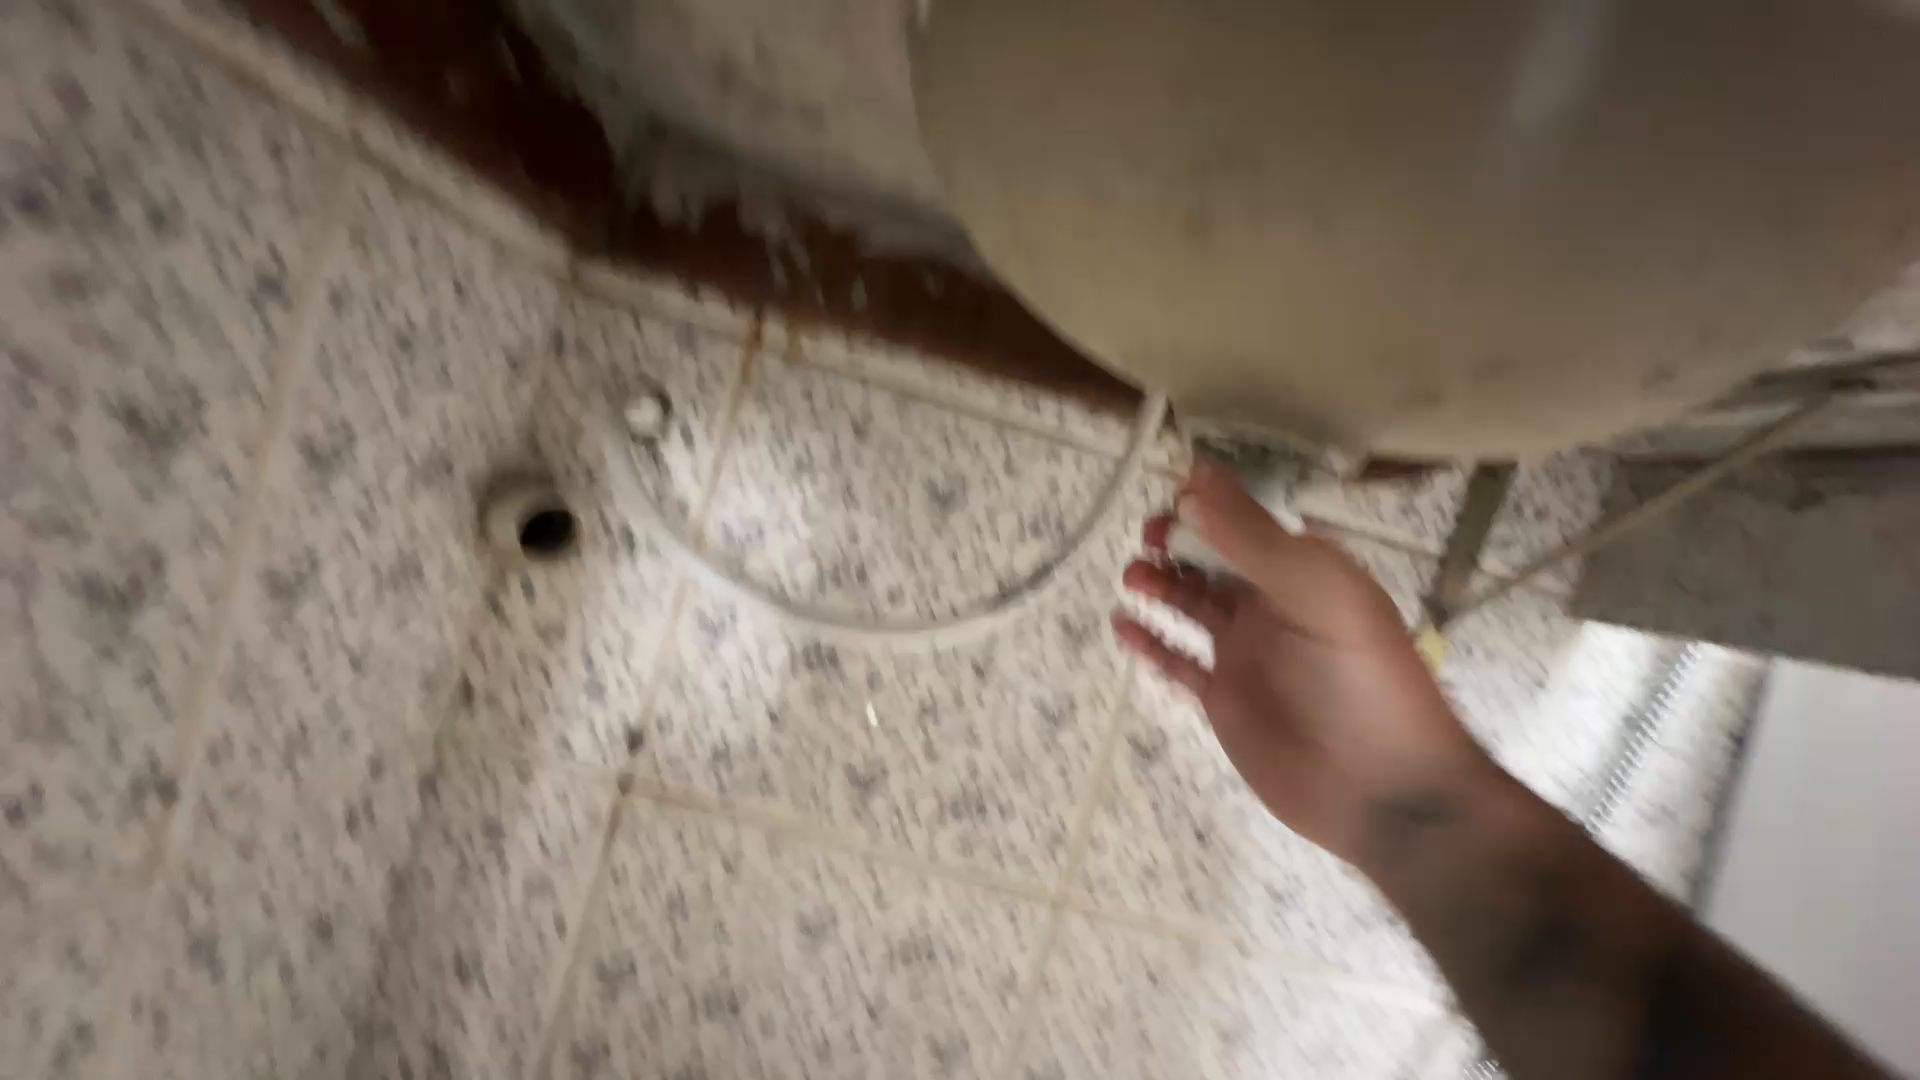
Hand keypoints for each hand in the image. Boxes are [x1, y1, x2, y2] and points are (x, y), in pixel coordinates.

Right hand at [1112, 462, 1488, 863]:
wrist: (1382, 792)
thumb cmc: (1357, 680)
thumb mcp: (1315, 593)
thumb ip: (1252, 538)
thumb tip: (1193, 480)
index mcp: (1305, 570)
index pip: (1250, 519)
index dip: (1211, 501)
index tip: (1172, 492)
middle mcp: (1272, 603)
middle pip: (1213, 557)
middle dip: (1179, 540)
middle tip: (1151, 539)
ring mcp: (1245, 651)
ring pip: (1190, 604)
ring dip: (1159, 584)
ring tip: (1134, 579)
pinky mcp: (1222, 696)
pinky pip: (1177, 659)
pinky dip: (1150, 641)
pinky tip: (1124, 626)